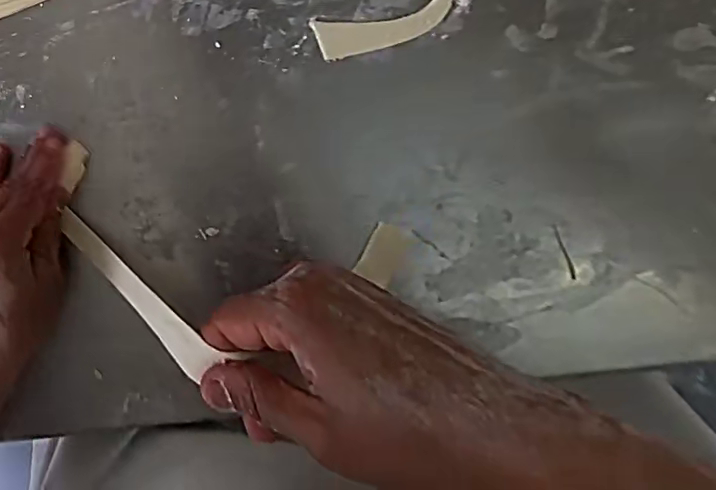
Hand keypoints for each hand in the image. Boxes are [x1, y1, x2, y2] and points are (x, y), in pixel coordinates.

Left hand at [0, 126, 70, 390]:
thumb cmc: (17, 326)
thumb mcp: (47, 283)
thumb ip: (49, 234)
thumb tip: (56, 197)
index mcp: (2, 239)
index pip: (33, 194)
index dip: (50, 168)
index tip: (63, 144)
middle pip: (17, 185)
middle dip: (38, 158)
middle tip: (55, 134)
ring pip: (3, 189)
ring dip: (23, 165)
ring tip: (40, 140)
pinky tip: (2, 153)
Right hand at [197, 262, 715, 489]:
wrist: (500, 430)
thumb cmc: (418, 432)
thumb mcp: (320, 431)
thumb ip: (257, 397)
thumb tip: (219, 382)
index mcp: (294, 307)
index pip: (224, 319)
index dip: (214, 356)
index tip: (215, 383)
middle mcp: (314, 282)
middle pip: (253, 316)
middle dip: (252, 365)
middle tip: (266, 418)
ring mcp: (342, 283)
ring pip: (284, 315)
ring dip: (282, 358)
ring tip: (306, 411)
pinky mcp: (364, 292)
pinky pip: (315, 310)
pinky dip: (311, 344)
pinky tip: (334, 387)